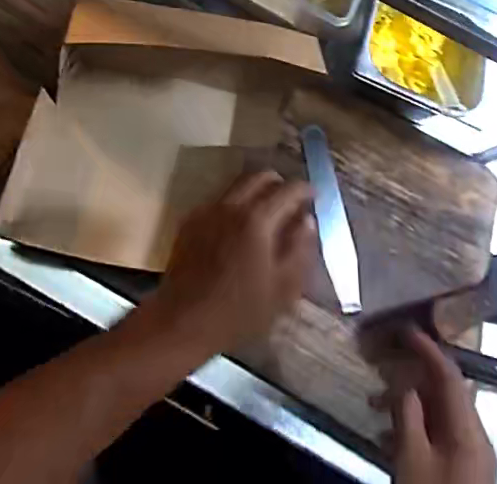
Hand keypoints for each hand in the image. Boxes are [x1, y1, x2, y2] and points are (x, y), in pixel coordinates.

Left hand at [136, 171, 316, 357]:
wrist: (183, 321)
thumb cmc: (239, 311)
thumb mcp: (282, 289)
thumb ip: (299, 249)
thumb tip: (307, 220)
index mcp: (257, 220)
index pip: (287, 190)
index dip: (304, 189)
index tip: (313, 194)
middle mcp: (231, 205)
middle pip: (259, 176)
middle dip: (279, 182)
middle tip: (290, 198)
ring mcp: (208, 210)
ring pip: (237, 185)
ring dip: (256, 189)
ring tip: (266, 210)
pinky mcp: (190, 221)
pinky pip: (219, 200)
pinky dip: (235, 204)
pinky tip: (237, 226)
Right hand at [389, 326, 496, 483]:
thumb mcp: (412, 458)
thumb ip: (408, 413)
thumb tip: (405, 382)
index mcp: (470, 431)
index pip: (450, 376)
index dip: (427, 348)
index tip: (404, 328)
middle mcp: (476, 439)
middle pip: (447, 393)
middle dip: (413, 374)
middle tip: (383, 361)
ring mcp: (471, 458)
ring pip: (440, 414)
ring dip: (409, 402)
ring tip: (375, 402)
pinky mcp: (461, 474)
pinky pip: (439, 436)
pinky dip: (415, 426)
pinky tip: (387, 434)